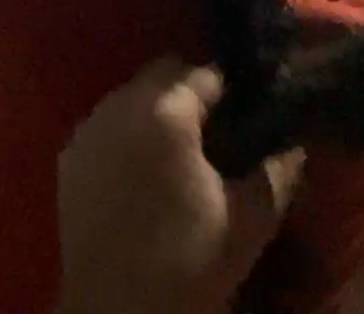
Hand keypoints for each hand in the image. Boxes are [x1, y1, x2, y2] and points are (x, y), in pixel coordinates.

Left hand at [58, 60, 302, 313]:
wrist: (115, 312)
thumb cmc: (187, 264)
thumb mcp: (246, 224)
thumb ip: (275, 175)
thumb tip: (294, 146)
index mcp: (166, 112)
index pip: (203, 73)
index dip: (228, 88)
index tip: (244, 108)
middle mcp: (121, 105)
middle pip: (162, 73)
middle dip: (189, 89)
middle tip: (214, 127)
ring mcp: (89, 127)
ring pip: (129, 94)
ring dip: (154, 108)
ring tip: (177, 148)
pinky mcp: (69, 154)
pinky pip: (104, 123)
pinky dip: (124, 131)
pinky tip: (140, 168)